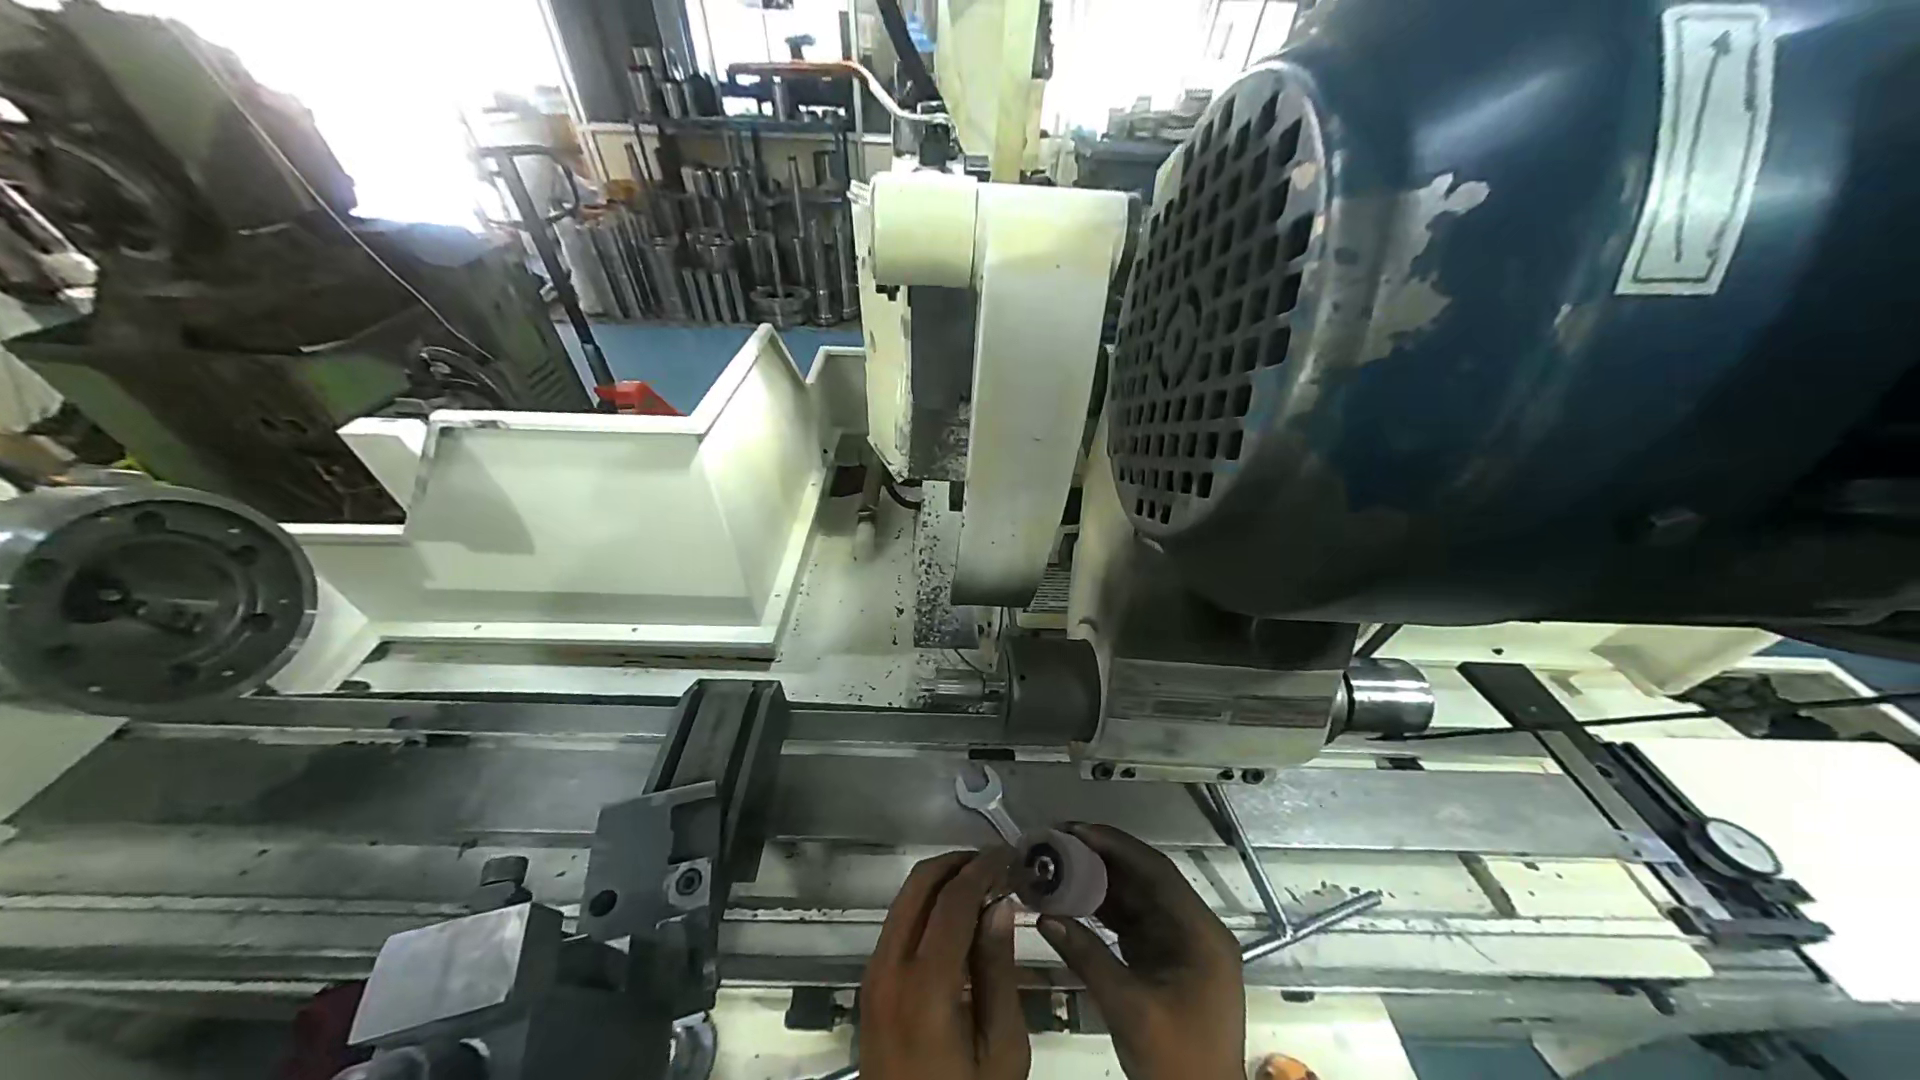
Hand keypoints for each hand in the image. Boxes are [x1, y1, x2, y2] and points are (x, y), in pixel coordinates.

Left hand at [860, 849, 1028, 1079]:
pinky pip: (898, 923)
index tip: (1009, 853)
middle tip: (995, 864)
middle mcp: (889, 966)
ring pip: (904, 900)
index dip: (983, 868)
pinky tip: (957, 916)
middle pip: (918, 885)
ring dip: (941, 881)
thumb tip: (999, 905)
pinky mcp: (870, 984)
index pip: (953, 900)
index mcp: (925, 983)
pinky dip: (927, 905)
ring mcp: (874, 974)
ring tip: (982, 885)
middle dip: (957, 863)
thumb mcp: (1001, 1050)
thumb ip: (998, 971)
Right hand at [1037, 824, 1244, 1079]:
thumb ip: (1087, 956)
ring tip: (1058, 862)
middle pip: (1145, 880)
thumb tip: (1044, 915)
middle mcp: (1193, 929)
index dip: (1116, 846)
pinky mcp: (1163, 960)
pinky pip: (1130, 922)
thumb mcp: (1130, 1009)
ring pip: (1135, 898)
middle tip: (1059, 840)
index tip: (1077, 830)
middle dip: (1102, 858)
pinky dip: (1101, 910)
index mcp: (1200, 933)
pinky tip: (1071, 898)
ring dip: (1098, 881)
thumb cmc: (1177, 1061)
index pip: (1157, 872)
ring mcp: (1179, 945)